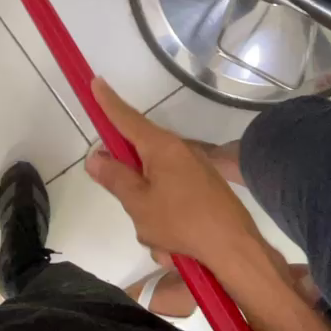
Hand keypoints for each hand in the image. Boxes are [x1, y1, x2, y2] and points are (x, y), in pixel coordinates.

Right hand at [85, 78, 274, 279]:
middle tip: (127, 202)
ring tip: (157, 236)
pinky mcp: (204, 191)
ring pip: (153, 185)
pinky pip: (171, 201)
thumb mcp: (137, 203)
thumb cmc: (182, 222)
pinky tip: (173, 244)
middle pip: (139, 156)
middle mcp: (180, 152)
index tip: (95, 82)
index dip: (108, 103)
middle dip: (128, 182)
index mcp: (162, 148)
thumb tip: (95, 157)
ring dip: (147, 210)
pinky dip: (165, 221)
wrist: (234, 248)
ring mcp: (195, 171)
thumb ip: (114, 177)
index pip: (128, 119)